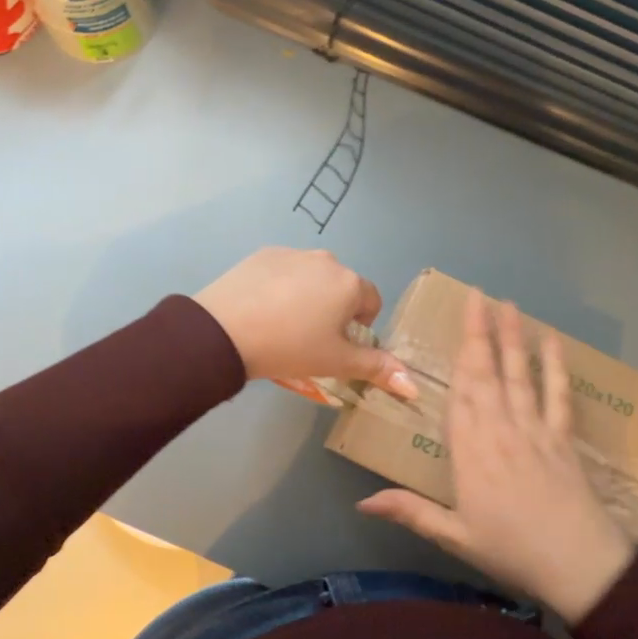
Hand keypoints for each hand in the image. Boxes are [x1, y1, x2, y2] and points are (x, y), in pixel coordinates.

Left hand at [195, 247, 417, 397]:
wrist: (224, 331)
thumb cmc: (290, 347)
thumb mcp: (336, 363)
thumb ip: (377, 369)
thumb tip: (413, 385)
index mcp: (350, 283)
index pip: (372, 301)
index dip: (360, 326)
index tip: (336, 345)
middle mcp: (326, 260)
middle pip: (341, 287)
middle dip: (333, 310)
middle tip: (309, 339)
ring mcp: (293, 253)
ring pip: (311, 278)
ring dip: (307, 297)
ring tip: (282, 326)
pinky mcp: (262, 254)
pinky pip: (282, 271)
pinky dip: (279, 287)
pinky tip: (261, 310)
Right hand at [358, 291, 635, 622]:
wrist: (577, 563)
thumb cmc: (510, 550)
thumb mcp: (454, 535)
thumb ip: (410, 512)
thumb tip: (361, 502)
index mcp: (470, 452)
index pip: (460, 394)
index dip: (459, 355)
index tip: (456, 323)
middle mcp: (500, 430)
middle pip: (487, 373)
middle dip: (480, 332)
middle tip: (478, 294)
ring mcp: (534, 430)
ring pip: (519, 375)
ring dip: (513, 338)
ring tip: (508, 304)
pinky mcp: (562, 437)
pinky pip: (557, 395)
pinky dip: (555, 367)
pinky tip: (553, 341)